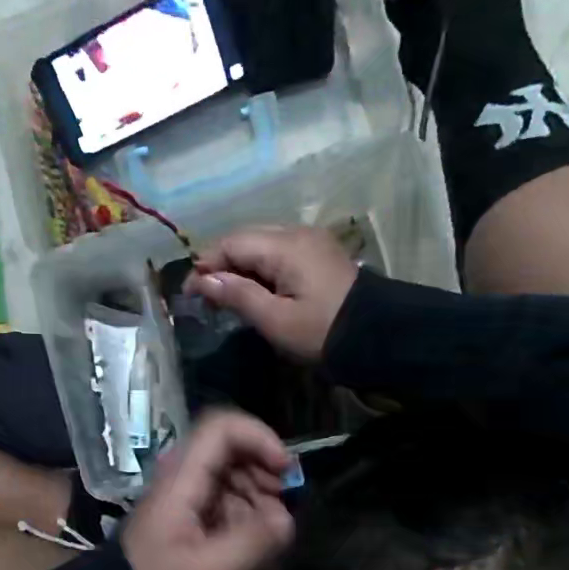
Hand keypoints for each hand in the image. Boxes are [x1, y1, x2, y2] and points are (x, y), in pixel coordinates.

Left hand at [121, 411, 294, 569]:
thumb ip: (253, 542)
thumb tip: (287, 518)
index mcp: (183, 478)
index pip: (222, 427)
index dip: (260, 437)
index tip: (284, 469)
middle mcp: (184, 475)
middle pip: (233, 447)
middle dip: (265, 469)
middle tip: (285, 503)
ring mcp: (187, 492)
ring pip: (233, 471)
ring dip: (260, 492)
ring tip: (272, 527)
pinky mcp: (191, 511)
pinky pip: (227, 495)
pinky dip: (248, 509)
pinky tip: (256, 538)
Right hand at [189, 225, 359, 362]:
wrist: (380, 336)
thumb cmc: (323, 331)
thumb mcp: (276, 320)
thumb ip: (238, 296)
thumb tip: (204, 281)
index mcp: (284, 246)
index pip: (231, 243)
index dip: (205, 265)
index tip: (188, 293)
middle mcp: (296, 233)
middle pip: (245, 238)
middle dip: (220, 263)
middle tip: (204, 295)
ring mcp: (310, 242)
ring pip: (261, 244)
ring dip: (239, 266)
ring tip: (225, 294)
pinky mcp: (319, 255)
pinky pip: (279, 252)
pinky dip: (260, 267)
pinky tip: (253, 290)